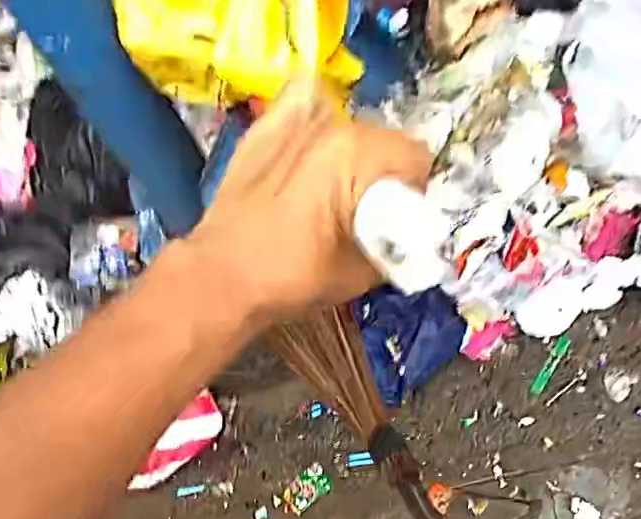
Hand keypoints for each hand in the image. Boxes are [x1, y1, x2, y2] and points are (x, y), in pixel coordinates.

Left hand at [181, 78, 431, 323]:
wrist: (223, 275)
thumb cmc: (293, 277)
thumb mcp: (360, 273)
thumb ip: (396, 249)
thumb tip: (412, 244)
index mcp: (356, 153)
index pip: (416, 160)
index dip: (418, 197)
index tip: (405, 227)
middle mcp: (329, 123)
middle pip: (384, 142)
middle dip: (387, 179)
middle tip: (374, 221)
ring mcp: (294, 119)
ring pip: (349, 133)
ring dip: (355, 163)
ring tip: (338, 204)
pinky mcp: (266, 128)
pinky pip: (310, 121)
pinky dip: (320, 142)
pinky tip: (312, 175)